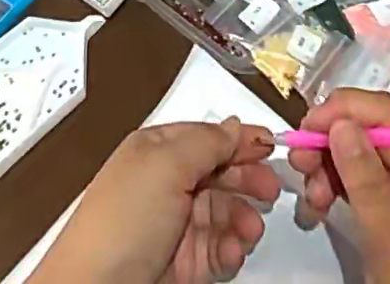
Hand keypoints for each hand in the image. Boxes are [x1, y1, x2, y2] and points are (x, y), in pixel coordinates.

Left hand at [31, 118, 281, 283]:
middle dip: (247, 178)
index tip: (270, 145)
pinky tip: (234, 250)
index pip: (206, 136)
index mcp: (156, 149)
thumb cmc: (119, 223)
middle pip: (218, 173)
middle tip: (270, 188)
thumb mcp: (166, 165)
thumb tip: (234, 125)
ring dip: (242, 217)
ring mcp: (173, 224)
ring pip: (222, 212)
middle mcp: (165, 183)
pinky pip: (217, 249)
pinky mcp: (181, 264)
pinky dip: (231, 248)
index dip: (238, 139)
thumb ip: (206, 142)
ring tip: (250, 228)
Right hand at [289, 89, 389, 283]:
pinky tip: (318, 207)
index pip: (384, 114)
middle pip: (368, 131)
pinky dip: (332, 186)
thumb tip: (341, 123)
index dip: (342, 110)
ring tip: (309, 198)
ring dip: (326, 164)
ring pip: (357, 154)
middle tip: (298, 165)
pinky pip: (358, 182)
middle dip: (328, 137)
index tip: (304, 130)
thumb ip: (368, 186)